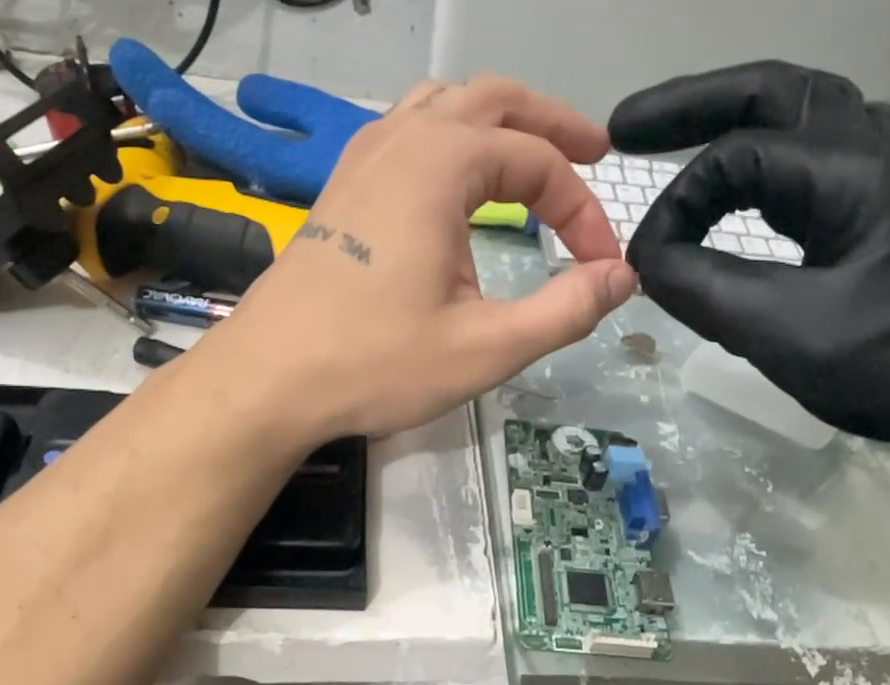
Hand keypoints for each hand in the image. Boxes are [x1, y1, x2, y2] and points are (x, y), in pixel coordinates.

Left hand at [193, 76, 637, 441]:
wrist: (268, 380)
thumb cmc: (376, 364)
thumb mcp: (486, 347)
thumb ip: (565, 310)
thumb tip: (621, 278)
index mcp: (440, 166)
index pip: (538, 164)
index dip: (583, 211)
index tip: (602, 266)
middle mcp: (400, 141)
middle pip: (493, 100)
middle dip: (550, 126)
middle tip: (593, 154)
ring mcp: (361, 160)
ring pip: (443, 106)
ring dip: (496, 123)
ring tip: (531, 158)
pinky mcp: (340, 189)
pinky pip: (405, 134)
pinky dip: (450, 141)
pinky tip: (456, 184)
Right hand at [611, 61, 889, 500]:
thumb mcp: (787, 334)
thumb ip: (705, 289)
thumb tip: (645, 261)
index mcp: (854, 172)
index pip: (736, 157)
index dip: (677, 207)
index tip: (645, 263)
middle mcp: (872, 149)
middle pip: (771, 92)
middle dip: (691, 106)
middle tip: (624, 128)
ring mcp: (883, 171)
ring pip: (796, 113)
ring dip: (728, 118)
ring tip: (666, 139)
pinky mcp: (880, 203)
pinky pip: (811, 154)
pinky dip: (759, 156)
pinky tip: (733, 183)